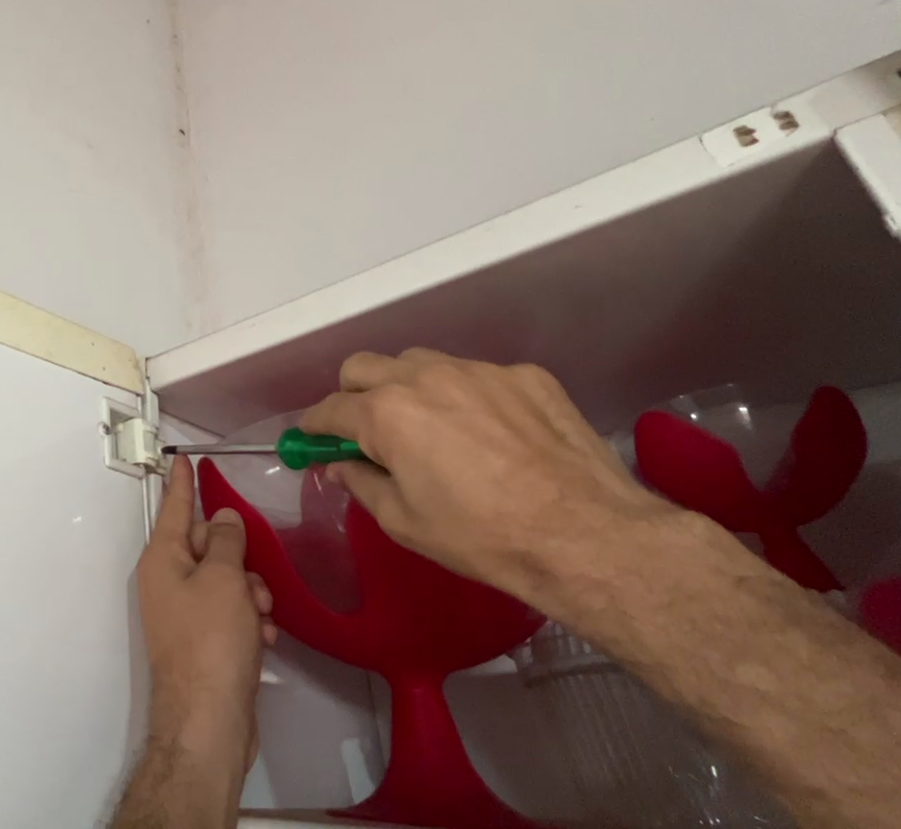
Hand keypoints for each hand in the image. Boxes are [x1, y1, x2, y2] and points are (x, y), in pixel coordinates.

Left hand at [136, 455, 275, 770]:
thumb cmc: (212, 641)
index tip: (183, 460)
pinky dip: (248, 620)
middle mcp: (167, 581)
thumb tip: (222, 518)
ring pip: (223, 580)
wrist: (209, 720)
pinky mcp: (202, 640)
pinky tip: (262, 639)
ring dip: (249, 592)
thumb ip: (226, 541)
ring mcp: (183, 613)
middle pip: (205, 545)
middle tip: (254, 580)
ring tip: (262, 616)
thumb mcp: (224, 580)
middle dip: (236, 557)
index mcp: (162, 559)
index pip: (175, 508)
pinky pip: (228, 612)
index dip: (183, 483)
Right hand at [299, 349, 682, 602]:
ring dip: (407, 389)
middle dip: (353, 395)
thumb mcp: (404, 522)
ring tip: (431, 428)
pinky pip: (476, 376)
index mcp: (386, 414)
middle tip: (366, 431)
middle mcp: (425, 377)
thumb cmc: (482, 537)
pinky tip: (491, 434)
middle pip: (364, 367)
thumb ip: (362, 483)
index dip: (315, 427)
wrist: (587, 537)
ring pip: (420, 363)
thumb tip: (341, 465)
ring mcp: (478, 371)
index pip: (329, 409)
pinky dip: (467, 398)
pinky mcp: (524, 376)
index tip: (313, 440)